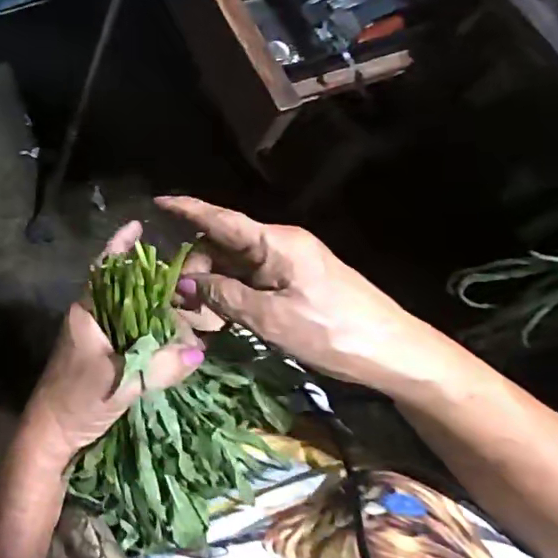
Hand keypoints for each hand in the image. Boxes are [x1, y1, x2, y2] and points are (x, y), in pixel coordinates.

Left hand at [22, 222, 204, 463]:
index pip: (104, 270)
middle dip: (157, 287)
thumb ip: (158, 365)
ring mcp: (100, 340)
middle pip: (128, 291)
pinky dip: (157, 338)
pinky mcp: (108, 360)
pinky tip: (179, 345)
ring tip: (192, 319)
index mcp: (86, 313)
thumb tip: (198, 351)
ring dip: (161, 316)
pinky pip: (136, 339)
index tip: (138, 225)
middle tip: (190, 287)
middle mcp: (92, 320)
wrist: (52, 433)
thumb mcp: (119, 380)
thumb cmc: (76, 398)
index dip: (120, 246)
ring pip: (135, 316)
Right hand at [155, 196, 469, 397]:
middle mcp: (280, 245)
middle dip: (195, 267)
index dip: (187, 209)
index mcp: (276, 243)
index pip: (221, 219)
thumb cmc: (335, 333)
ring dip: (212, 284)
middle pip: (221, 245)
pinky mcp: (295, 281)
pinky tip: (220, 315)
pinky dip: (230, 293)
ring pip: (233, 264)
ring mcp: (289, 263)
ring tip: (197, 314)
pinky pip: (250, 278)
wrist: (400, 356)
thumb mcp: (270, 318)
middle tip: (180, 301)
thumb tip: (187, 283)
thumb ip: (224, 295)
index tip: (157, 202)